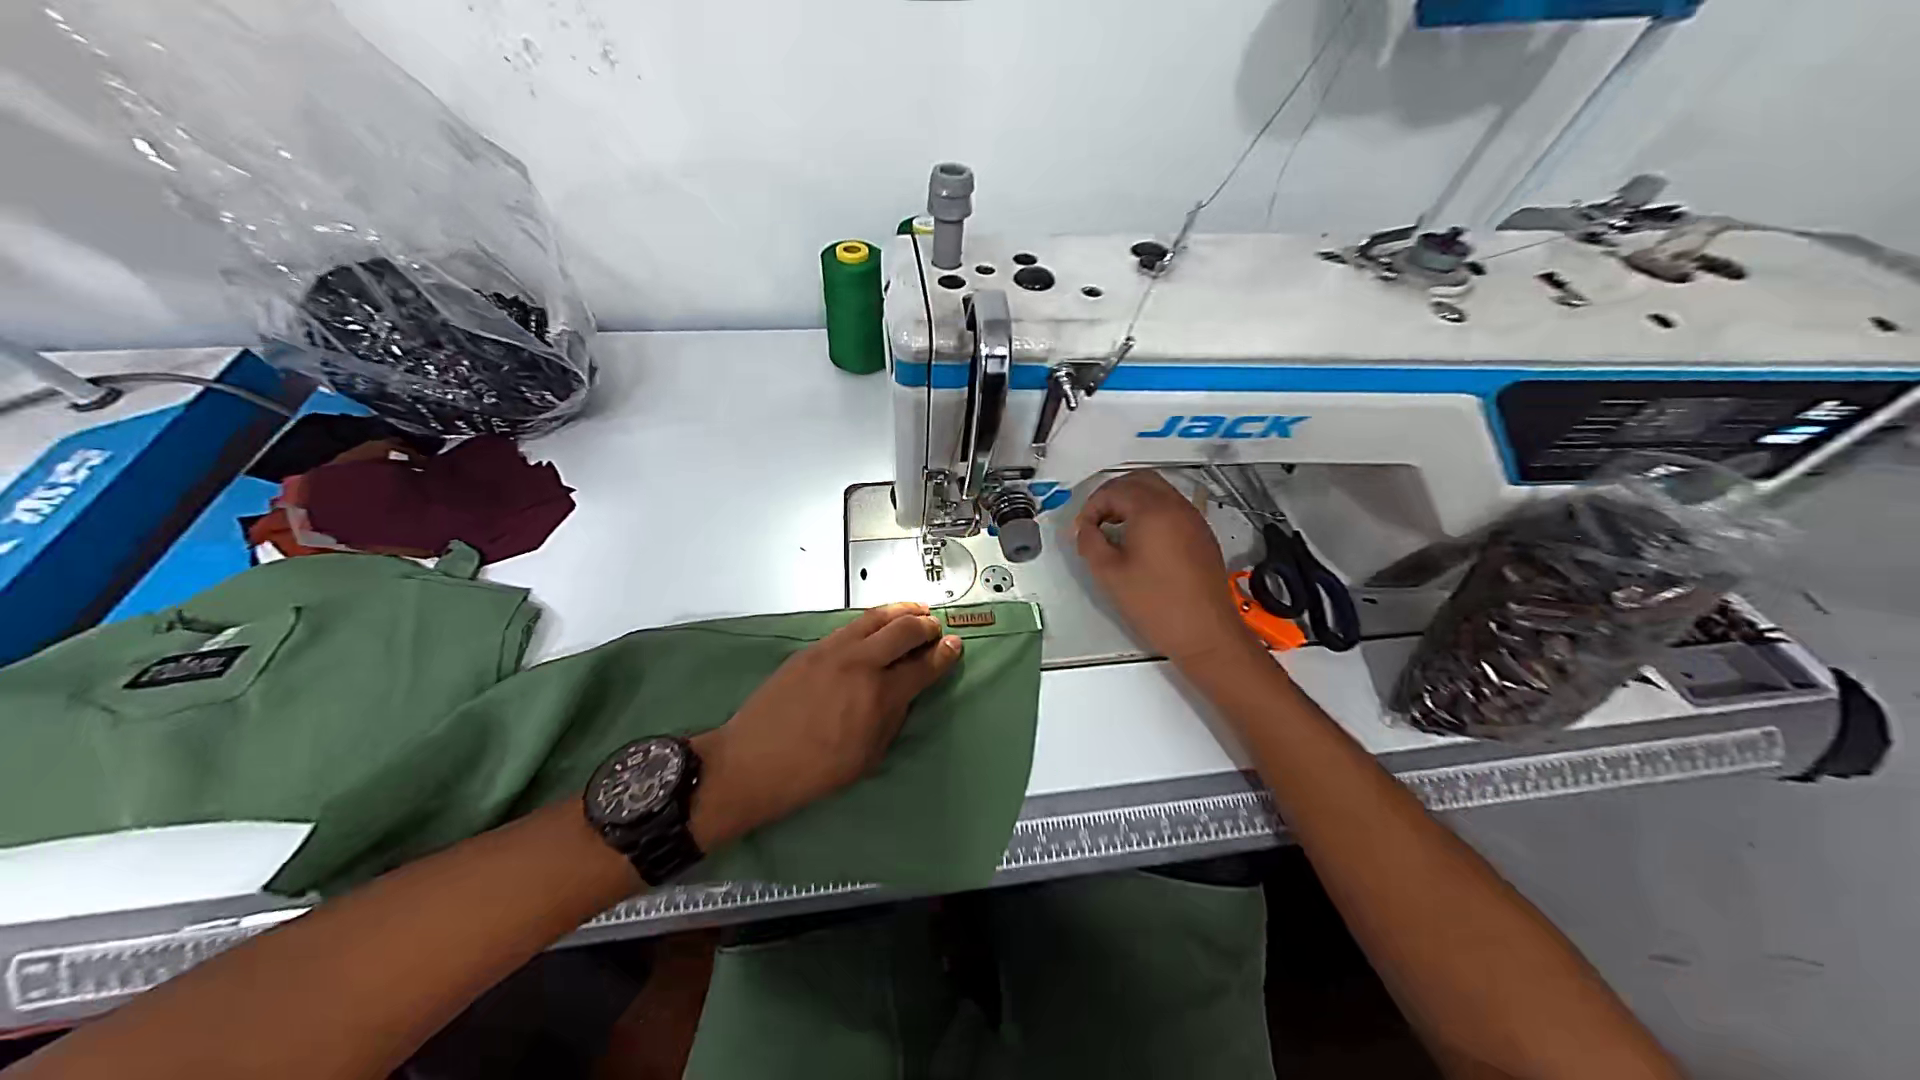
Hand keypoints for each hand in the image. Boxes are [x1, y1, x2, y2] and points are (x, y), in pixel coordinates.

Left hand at [688, 602, 962, 849]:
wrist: (753, 761)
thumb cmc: (815, 772)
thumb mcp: (869, 756)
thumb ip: (893, 718)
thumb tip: (905, 692)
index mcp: (879, 697)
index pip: (923, 666)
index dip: (945, 654)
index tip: (955, 645)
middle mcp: (861, 665)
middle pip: (904, 630)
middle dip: (927, 625)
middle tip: (935, 627)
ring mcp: (834, 651)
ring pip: (876, 618)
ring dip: (902, 611)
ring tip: (916, 610)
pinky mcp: (813, 648)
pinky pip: (851, 625)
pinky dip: (874, 619)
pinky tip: (879, 623)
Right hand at [1074, 471, 1253, 666]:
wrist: (1205, 632)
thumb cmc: (1156, 604)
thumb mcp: (1109, 574)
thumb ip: (1089, 542)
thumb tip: (1084, 529)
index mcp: (1152, 510)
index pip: (1113, 491)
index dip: (1091, 507)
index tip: (1082, 530)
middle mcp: (1176, 506)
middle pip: (1139, 480)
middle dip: (1112, 494)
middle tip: (1096, 519)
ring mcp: (1193, 519)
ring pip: (1158, 491)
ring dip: (1132, 501)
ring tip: (1114, 529)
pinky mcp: (1202, 534)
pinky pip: (1173, 508)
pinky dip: (1152, 512)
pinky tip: (1140, 540)